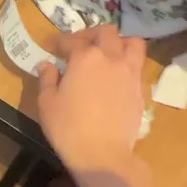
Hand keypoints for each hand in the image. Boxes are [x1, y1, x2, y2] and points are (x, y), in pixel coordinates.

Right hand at [38, 23, 147, 177]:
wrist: (102, 154)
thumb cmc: (68, 128)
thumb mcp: (47, 104)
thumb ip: (47, 80)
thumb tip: (47, 65)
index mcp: (85, 58)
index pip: (72, 41)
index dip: (59, 41)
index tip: (51, 45)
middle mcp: (111, 58)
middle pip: (106, 33)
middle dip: (91, 34)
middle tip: (79, 45)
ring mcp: (130, 73)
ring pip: (132, 44)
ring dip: (119, 42)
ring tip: (108, 52)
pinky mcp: (140, 90)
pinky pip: (138, 66)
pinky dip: (127, 64)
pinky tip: (117, 76)